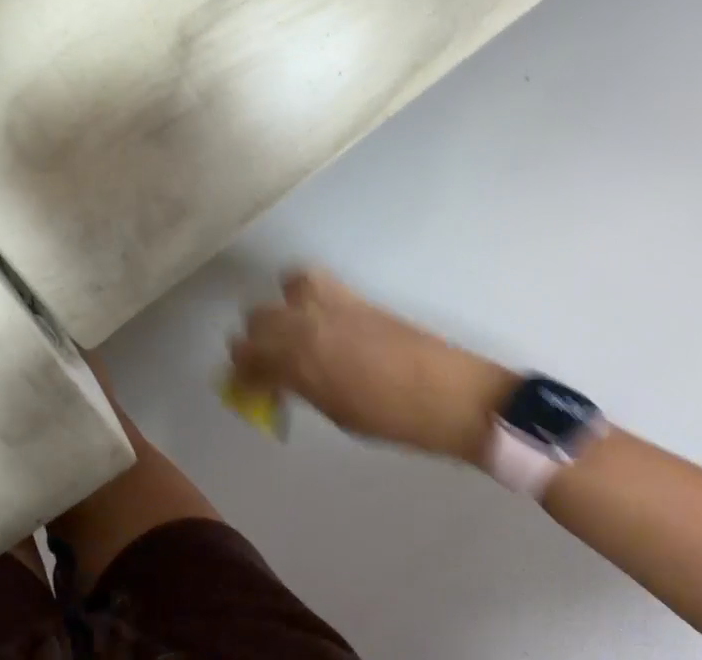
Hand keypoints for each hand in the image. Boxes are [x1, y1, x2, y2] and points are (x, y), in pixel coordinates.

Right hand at [231, 268, 517, 464]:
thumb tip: (278, 382)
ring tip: (294, 331)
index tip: (251, 387)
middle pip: (256, 321)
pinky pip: (311, 280)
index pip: (245, 356)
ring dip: (281, 311)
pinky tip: (319, 314)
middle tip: (271, 365)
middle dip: (257, 344)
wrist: (457, 398)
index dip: (243, 374)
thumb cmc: (395, 420)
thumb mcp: (336, 412)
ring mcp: (328, 305)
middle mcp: (304, 325)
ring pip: (281, 291)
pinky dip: (305, 293)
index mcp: (297, 361)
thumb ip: (299, 388)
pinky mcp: (352, 295)